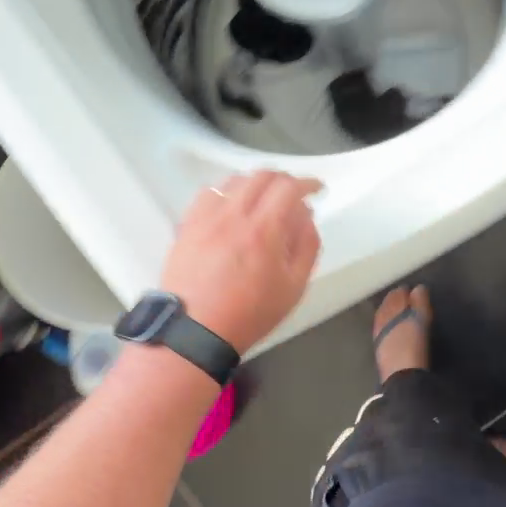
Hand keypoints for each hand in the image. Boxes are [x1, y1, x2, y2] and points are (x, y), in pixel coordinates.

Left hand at [158, 172, 323, 353]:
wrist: (195, 331)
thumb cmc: (250, 313)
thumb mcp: (294, 287)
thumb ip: (307, 246)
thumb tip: (308, 218)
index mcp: (265, 229)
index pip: (289, 187)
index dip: (308, 182)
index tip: (317, 189)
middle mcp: (235, 214)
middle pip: (262, 176)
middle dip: (284, 180)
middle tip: (294, 193)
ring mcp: (207, 217)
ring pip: (235, 180)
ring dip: (256, 183)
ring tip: (264, 199)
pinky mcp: (188, 225)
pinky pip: (209, 193)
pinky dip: (227, 192)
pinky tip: (231, 206)